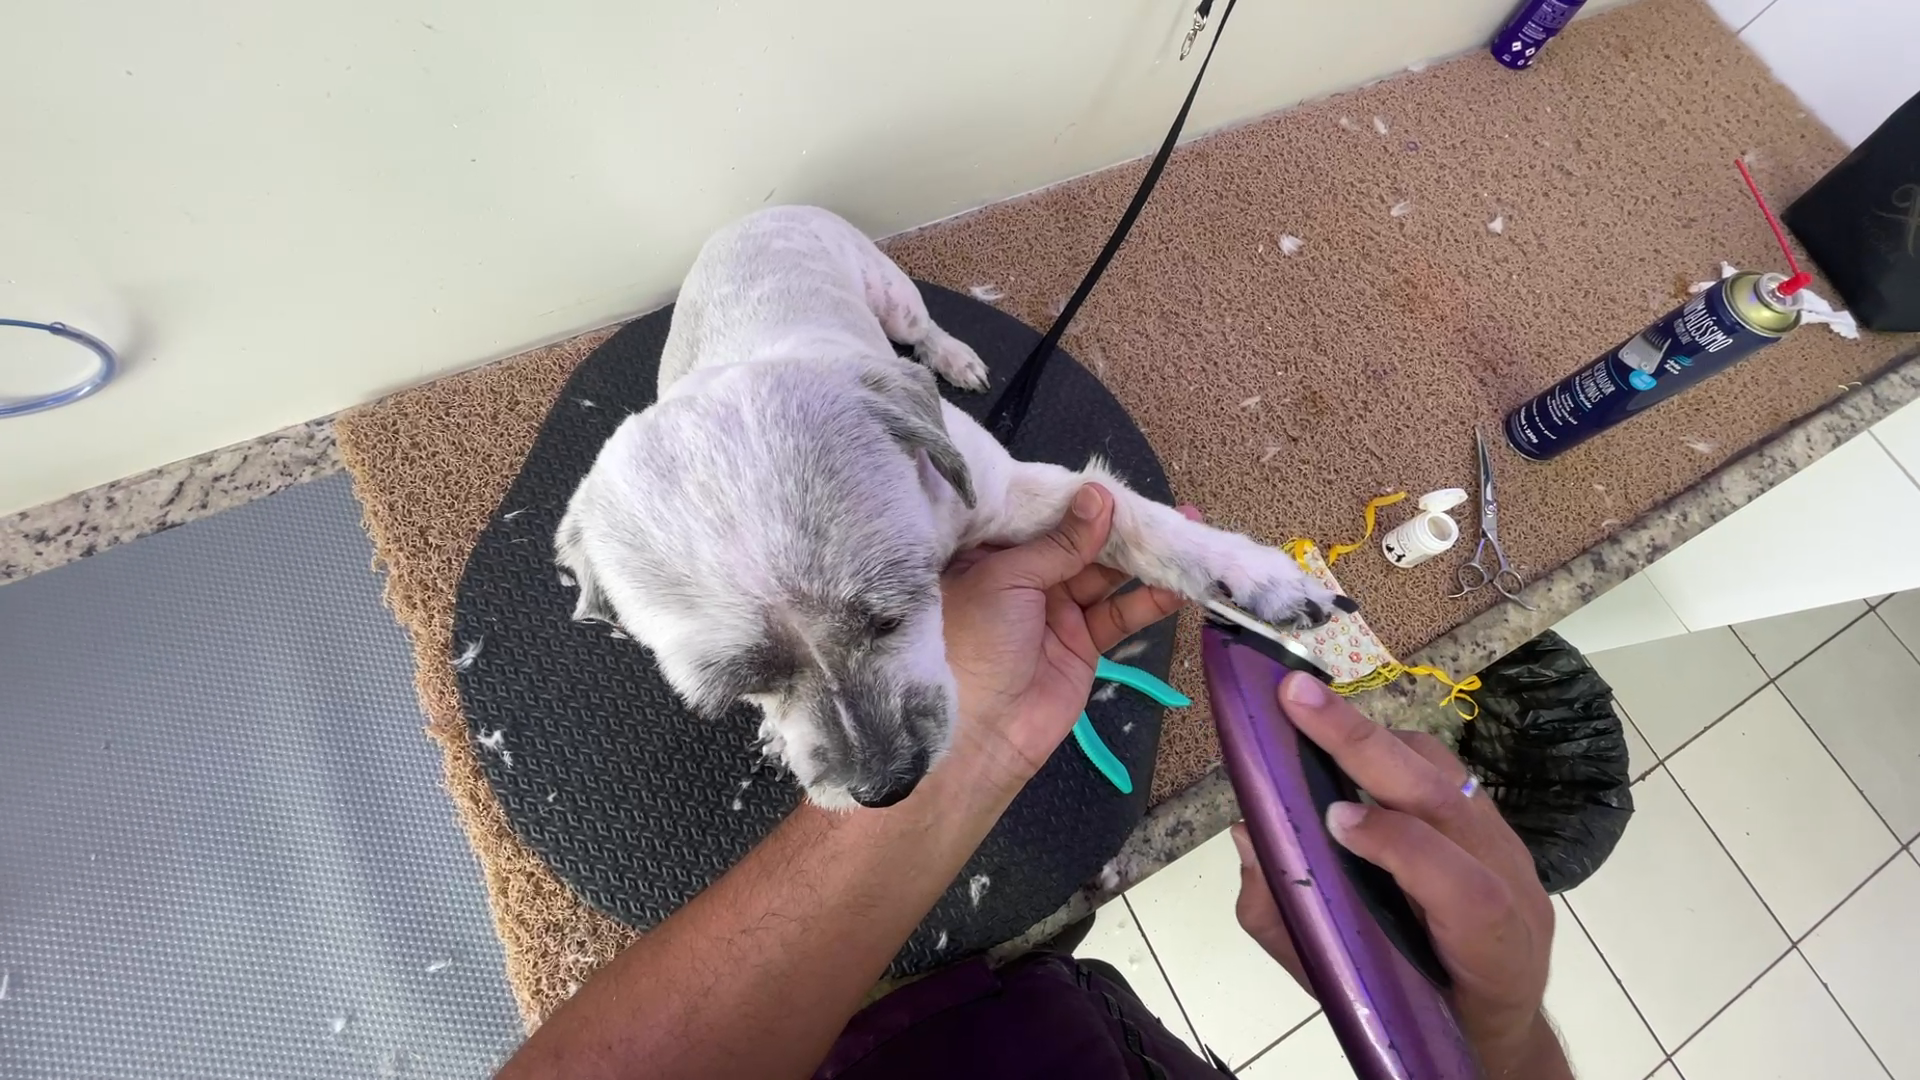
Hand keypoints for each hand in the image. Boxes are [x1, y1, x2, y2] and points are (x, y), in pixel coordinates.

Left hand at [936, 484, 1190, 796]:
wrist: (981, 731)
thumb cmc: (978, 641)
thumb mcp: (1010, 578)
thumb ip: (1060, 541)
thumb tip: (1099, 494)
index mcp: (993, 556)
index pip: (1041, 519)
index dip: (1076, 501)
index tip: (1115, 482)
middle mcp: (1025, 579)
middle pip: (1079, 544)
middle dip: (1119, 528)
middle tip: (1164, 508)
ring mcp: (1056, 611)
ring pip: (1105, 576)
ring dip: (1143, 559)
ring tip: (1184, 533)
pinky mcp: (1084, 643)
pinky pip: (1119, 614)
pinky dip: (1148, 600)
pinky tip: (1178, 583)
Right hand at [1233, 672, 1561, 1077]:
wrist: (1493, 1015)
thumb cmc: (1410, 1005)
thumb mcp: (1337, 980)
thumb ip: (1284, 916)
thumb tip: (1250, 834)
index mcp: (1489, 951)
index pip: (1464, 889)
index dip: (1401, 847)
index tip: (1332, 819)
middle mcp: (1512, 887)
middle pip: (1443, 800)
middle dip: (1362, 744)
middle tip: (1295, 696)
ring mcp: (1505, 845)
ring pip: (1440, 770)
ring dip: (1369, 736)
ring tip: (1310, 715)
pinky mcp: (1488, 818)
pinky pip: (1440, 764)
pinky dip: (1385, 745)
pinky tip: (1343, 742)